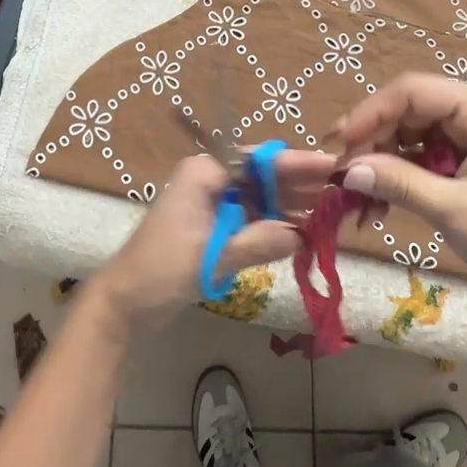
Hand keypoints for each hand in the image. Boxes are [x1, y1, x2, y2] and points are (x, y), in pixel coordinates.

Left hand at [88, 150, 336, 335]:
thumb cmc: (161, 272)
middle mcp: (209, 180)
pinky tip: (304, 231)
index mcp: (204, 173)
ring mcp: (211, 204)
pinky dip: (275, 224)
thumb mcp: (210, 256)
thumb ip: (256, 243)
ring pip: (260, 197)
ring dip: (291, 204)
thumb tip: (299, 234)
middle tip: (343, 187)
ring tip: (332, 208)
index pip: (258, 160)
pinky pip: (252, 218)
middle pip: (263, 175)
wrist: (123, 306)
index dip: (296, 163)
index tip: (331, 164)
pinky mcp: (214, 227)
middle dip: (300, 183)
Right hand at [333, 74, 466, 316]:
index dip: (370, 113)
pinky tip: (379, 206)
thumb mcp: (456, 212)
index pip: (414, 91)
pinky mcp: (466, 160)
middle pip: (408, 110)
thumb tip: (344, 169)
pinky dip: (396, 177)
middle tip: (341, 178)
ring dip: (380, 163)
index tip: (337, 146)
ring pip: (408, 133)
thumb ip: (400, 182)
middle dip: (372, 141)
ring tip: (359, 201)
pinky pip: (419, 156)